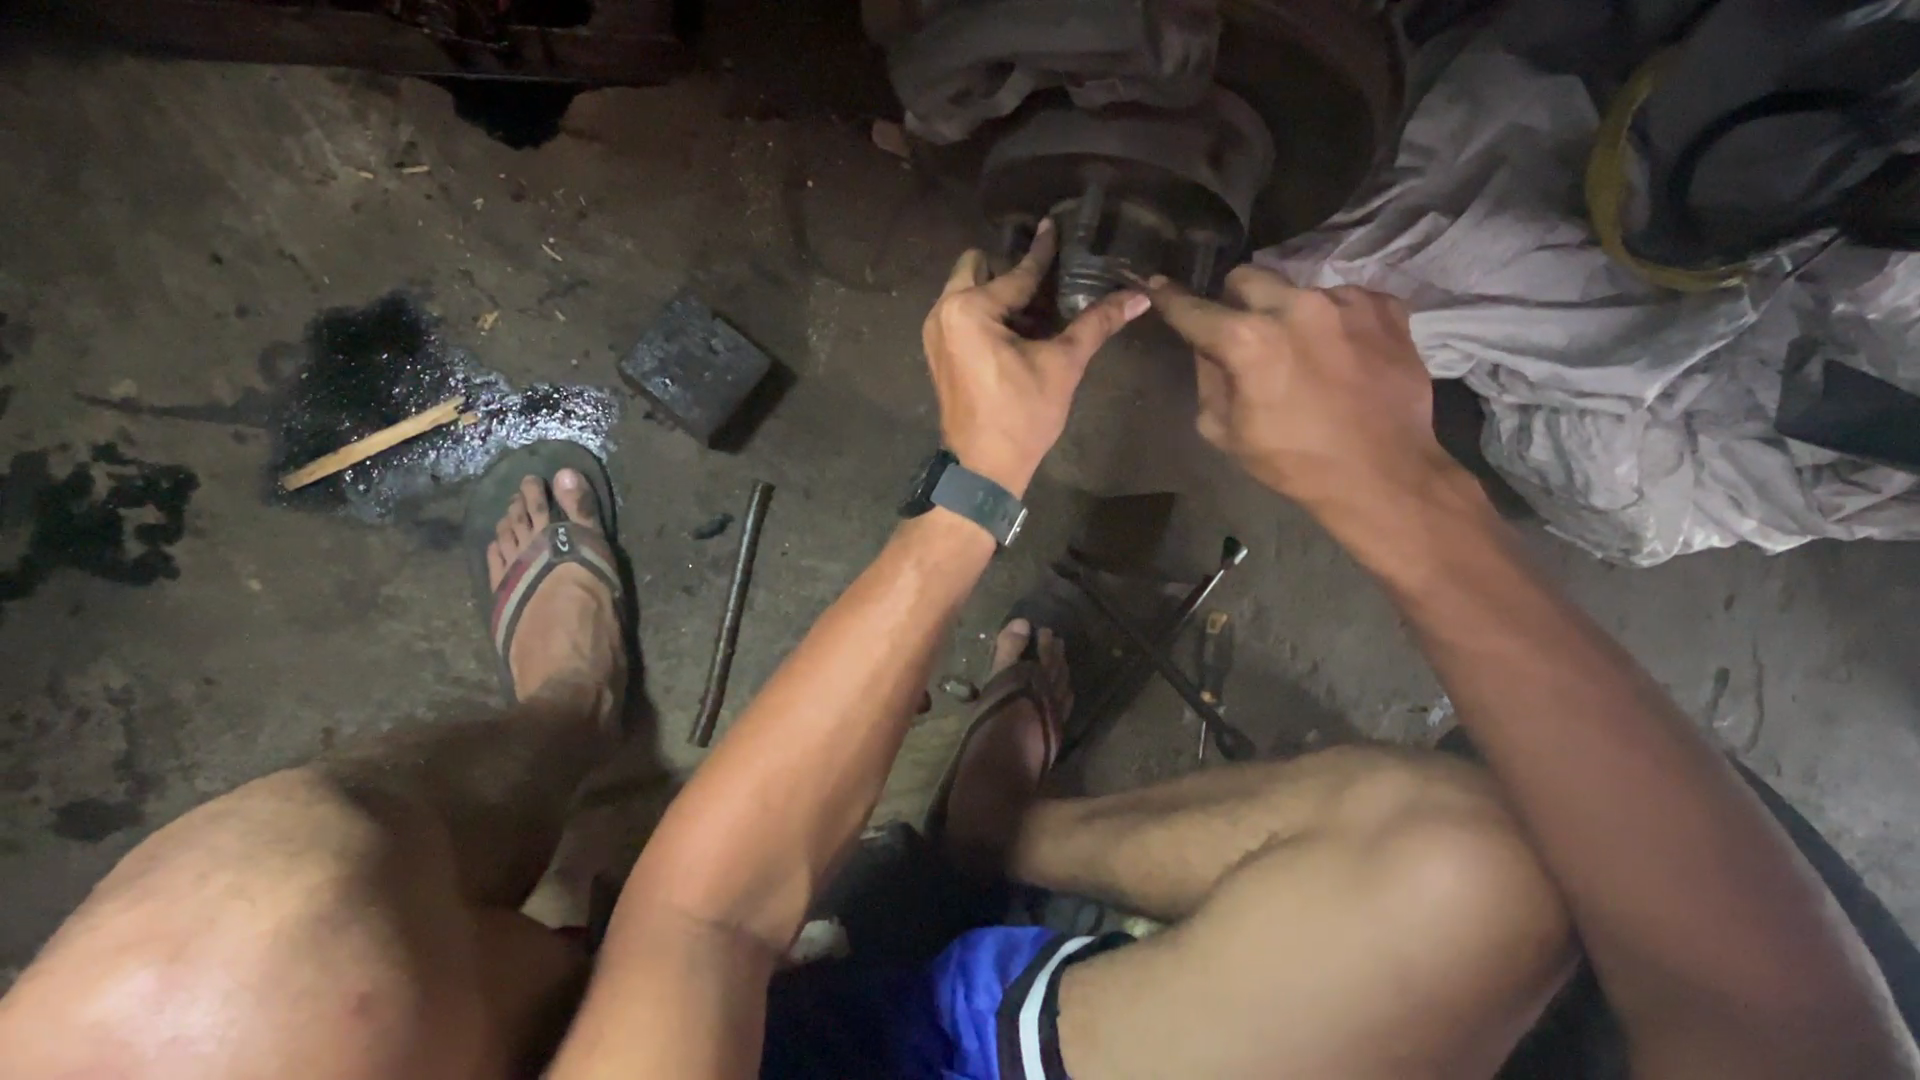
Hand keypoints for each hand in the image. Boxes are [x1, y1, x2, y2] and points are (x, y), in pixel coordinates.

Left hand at [924, 221, 1149, 496]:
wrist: (984, 468)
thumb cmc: (1021, 416)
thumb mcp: (1062, 365)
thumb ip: (1096, 324)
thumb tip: (1139, 297)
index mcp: (969, 309)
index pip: (1018, 273)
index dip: (1043, 253)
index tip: (1054, 225)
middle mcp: (943, 312)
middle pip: (978, 269)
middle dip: (1010, 270)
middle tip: (1048, 280)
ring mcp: (936, 334)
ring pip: (968, 292)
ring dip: (998, 294)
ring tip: (1039, 307)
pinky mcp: (939, 353)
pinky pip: (962, 316)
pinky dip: (987, 315)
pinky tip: (1019, 331)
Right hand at [1149, 265, 1457, 517]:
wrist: (1381, 473)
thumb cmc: (1293, 460)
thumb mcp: (1225, 431)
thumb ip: (1208, 378)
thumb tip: (1208, 347)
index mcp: (1247, 339)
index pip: (1193, 309)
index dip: (1170, 299)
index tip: (1158, 288)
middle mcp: (1295, 305)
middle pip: (1247, 278)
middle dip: (1236, 301)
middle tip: (1245, 333)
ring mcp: (1345, 301)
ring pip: (1299, 289)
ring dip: (1291, 313)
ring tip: (1305, 352)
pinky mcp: (1385, 308)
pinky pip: (1346, 299)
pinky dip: (1336, 321)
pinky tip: (1342, 354)